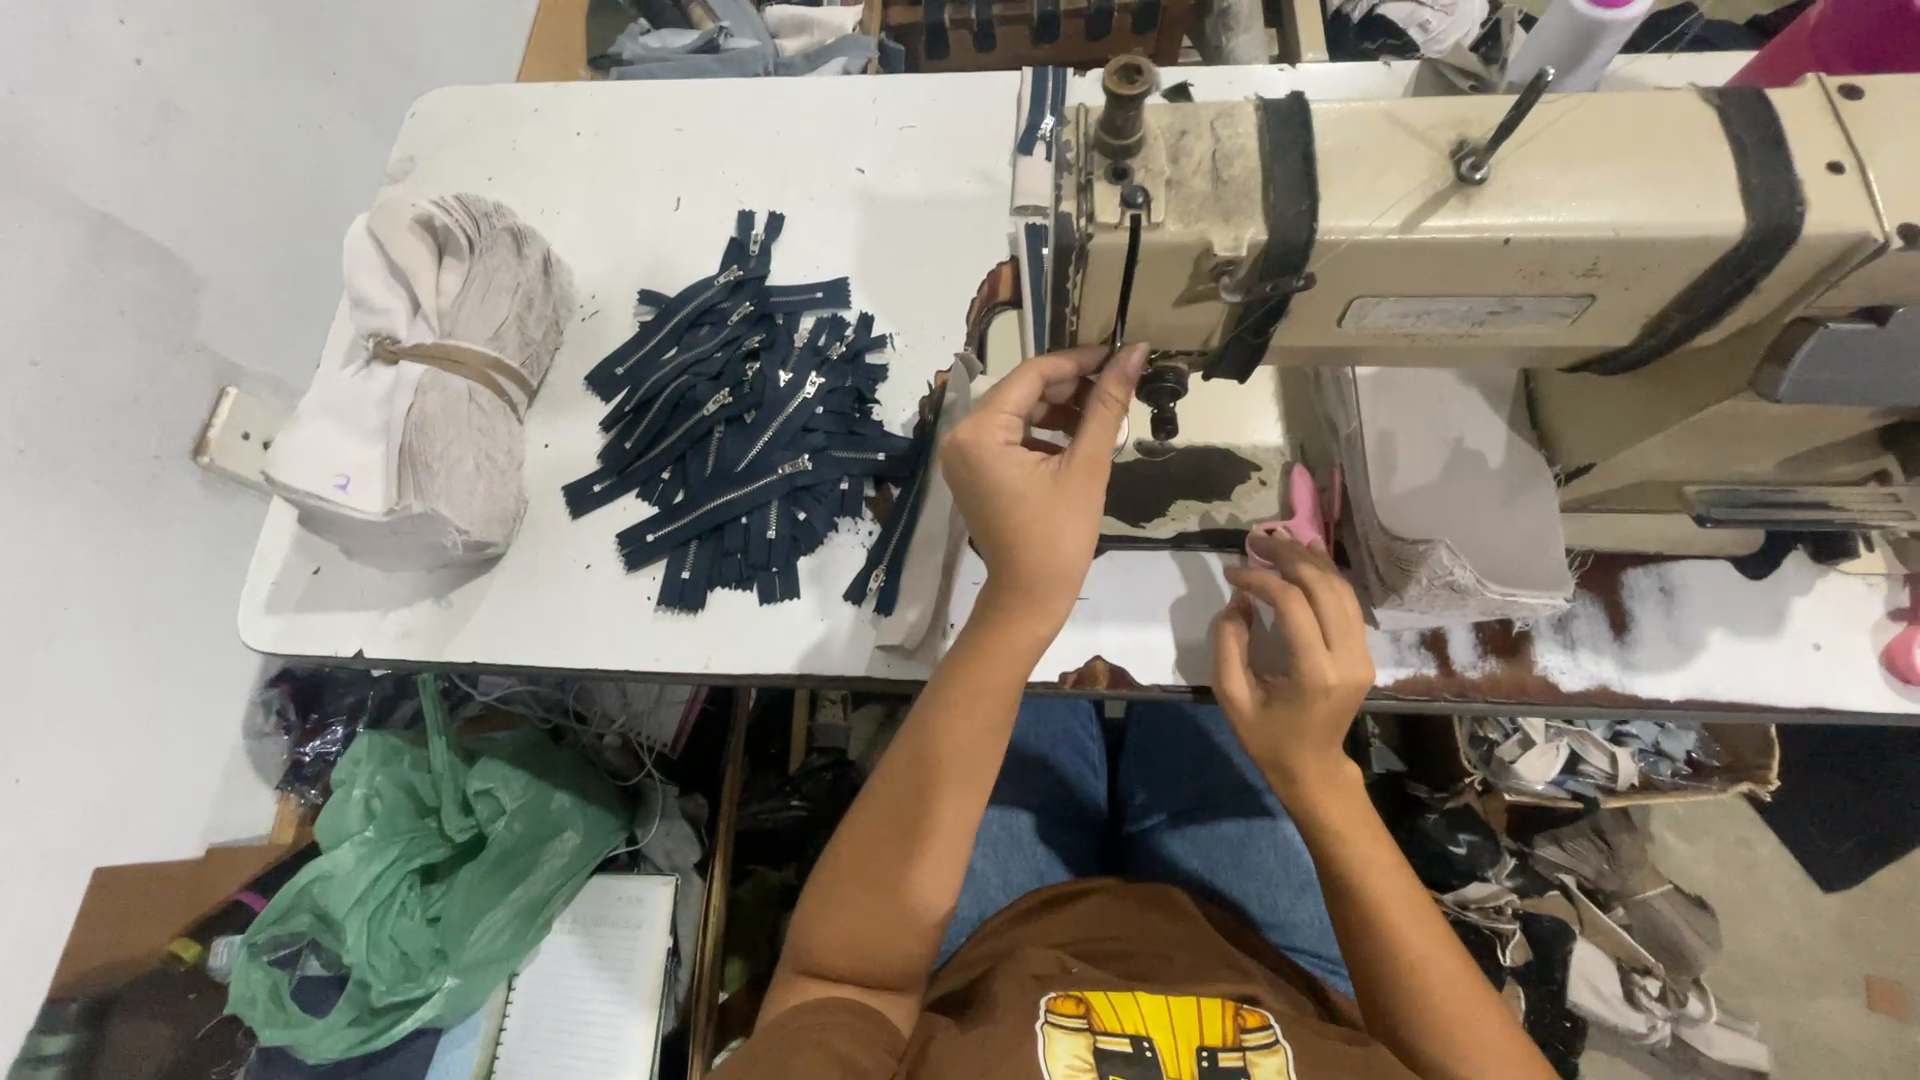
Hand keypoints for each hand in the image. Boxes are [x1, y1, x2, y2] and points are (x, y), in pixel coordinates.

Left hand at [942, 343, 1146, 629]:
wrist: (1030, 595)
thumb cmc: (1059, 535)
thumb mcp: (1087, 465)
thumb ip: (1107, 405)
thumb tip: (1135, 352)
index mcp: (980, 432)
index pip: (1031, 374)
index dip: (1078, 360)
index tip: (1118, 354)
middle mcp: (961, 435)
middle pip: (1022, 391)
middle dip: (1070, 387)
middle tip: (1117, 386)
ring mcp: (963, 454)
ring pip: (1018, 412)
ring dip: (1060, 409)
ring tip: (1104, 415)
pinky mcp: (973, 470)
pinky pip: (1010, 436)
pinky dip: (1043, 432)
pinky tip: (1079, 437)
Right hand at [1212, 530, 1374, 797]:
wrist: (1312, 766)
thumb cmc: (1266, 736)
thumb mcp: (1232, 696)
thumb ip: (1229, 644)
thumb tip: (1240, 600)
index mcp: (1315, 673)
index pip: (1291, 605)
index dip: (1260, 579)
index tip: (1231, 572)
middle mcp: (1348, 658)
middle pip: (1323, 587)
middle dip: (1288, 557)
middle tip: (1255, 539)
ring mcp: (1362, 654)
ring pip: (1341, 589)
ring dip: (1309, 559)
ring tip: (1277, 539)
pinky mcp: (1363, 651)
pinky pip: (1348, 602)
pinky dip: (1326, 574)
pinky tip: (1307, 554)